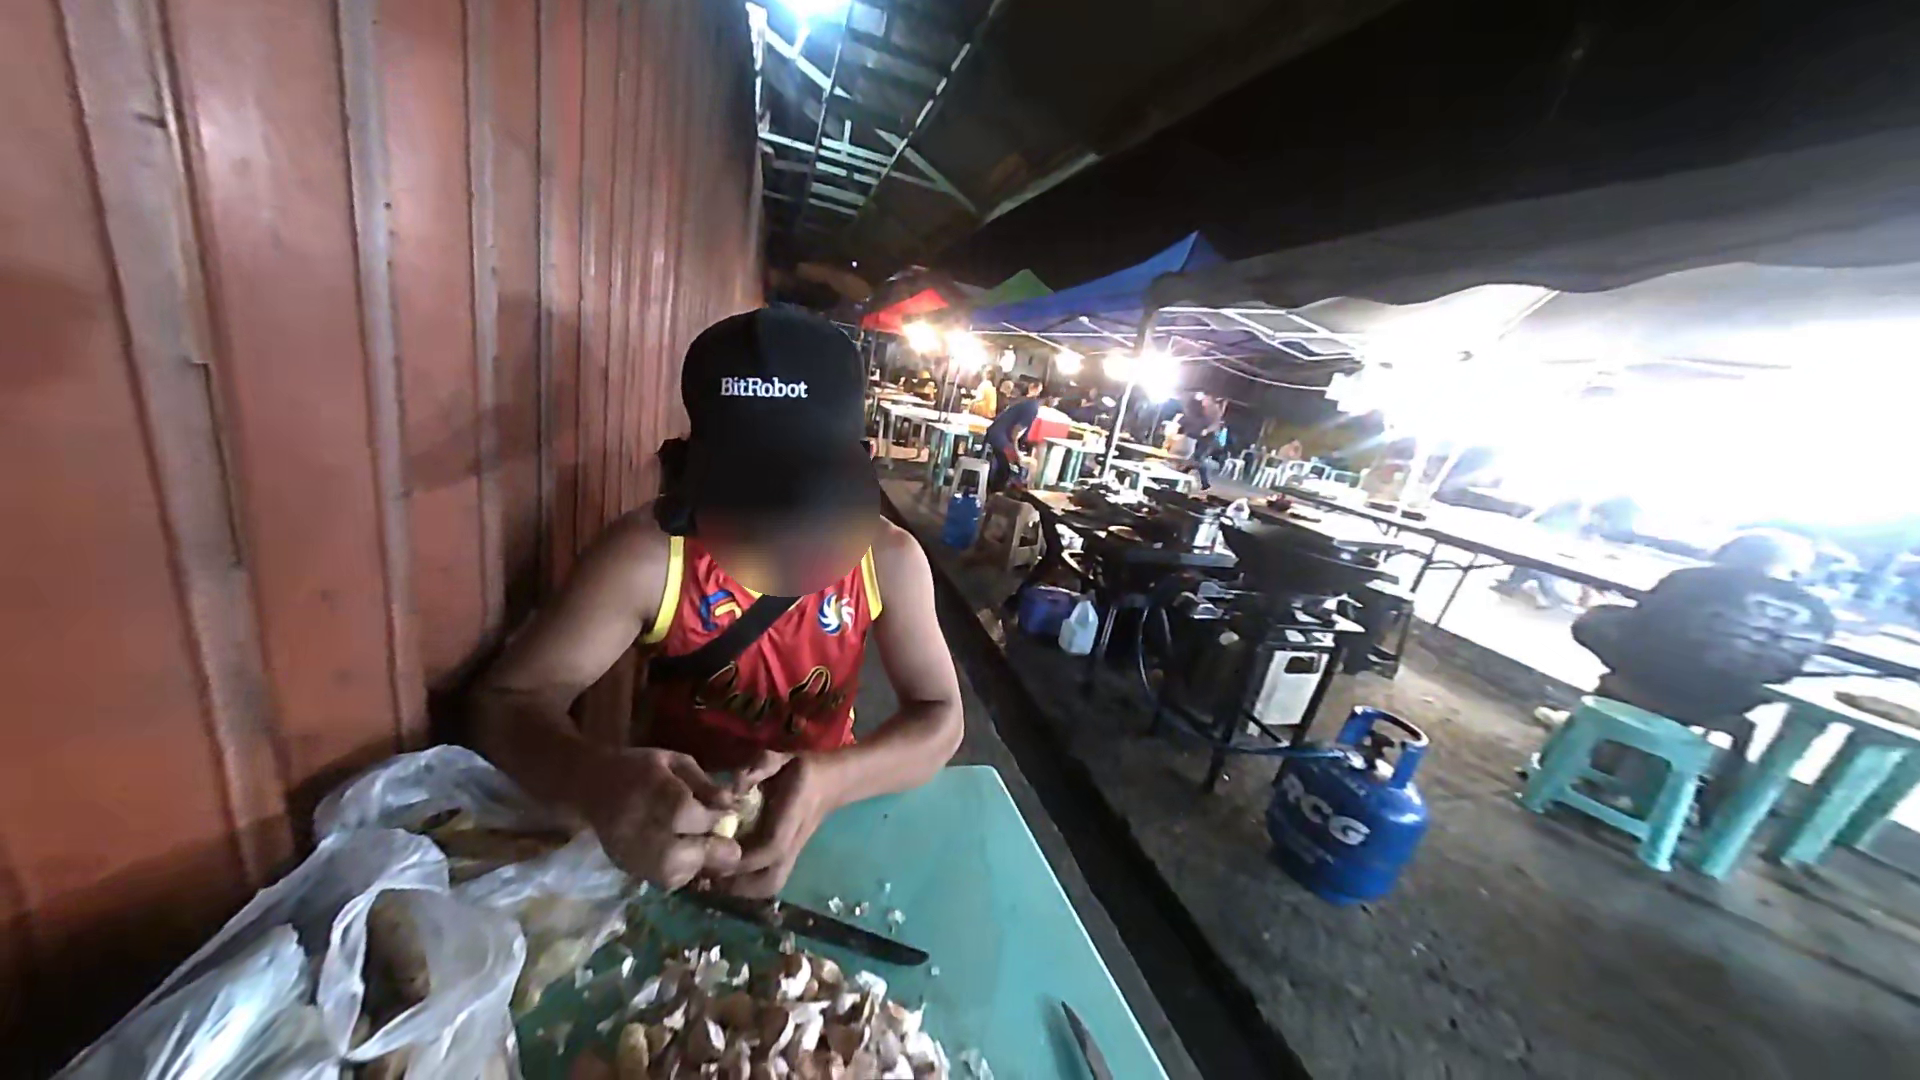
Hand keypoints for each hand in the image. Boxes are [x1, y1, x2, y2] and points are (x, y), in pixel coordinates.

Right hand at [579, 748, 740, 888]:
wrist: (593, 787)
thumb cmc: (642, 769)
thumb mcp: (676, 761)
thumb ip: (704, 783)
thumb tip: (730, 805)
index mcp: (653, 792)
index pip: (687, 814)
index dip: (714, 818)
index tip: (729, 816)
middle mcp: (637, 828)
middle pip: (676, 855)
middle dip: (710, 851)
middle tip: (727, 843)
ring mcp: (628, 853)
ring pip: (669, 875)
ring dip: (697, 866)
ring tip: (707, 849)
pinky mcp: (625, 868)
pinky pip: (659, 880)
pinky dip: (681, 873)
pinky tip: (688, 857)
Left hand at [717, 754, 842, 897]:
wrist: (828, 782)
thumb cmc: (799, 769)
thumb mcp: (780, 759)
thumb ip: (760, 765)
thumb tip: (735, 784)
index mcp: (793, 815)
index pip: (771, 847)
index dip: (742, 858)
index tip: (712, 852)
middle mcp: (794, 841)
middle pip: (770, 880)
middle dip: (736, 882)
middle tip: (706, 869)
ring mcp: (793, 854)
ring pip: (769, 885)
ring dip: (740, 888)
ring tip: (713, 875)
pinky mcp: (788, 859)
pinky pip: (768, 883)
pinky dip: (746, 886)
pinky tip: (726, 873)